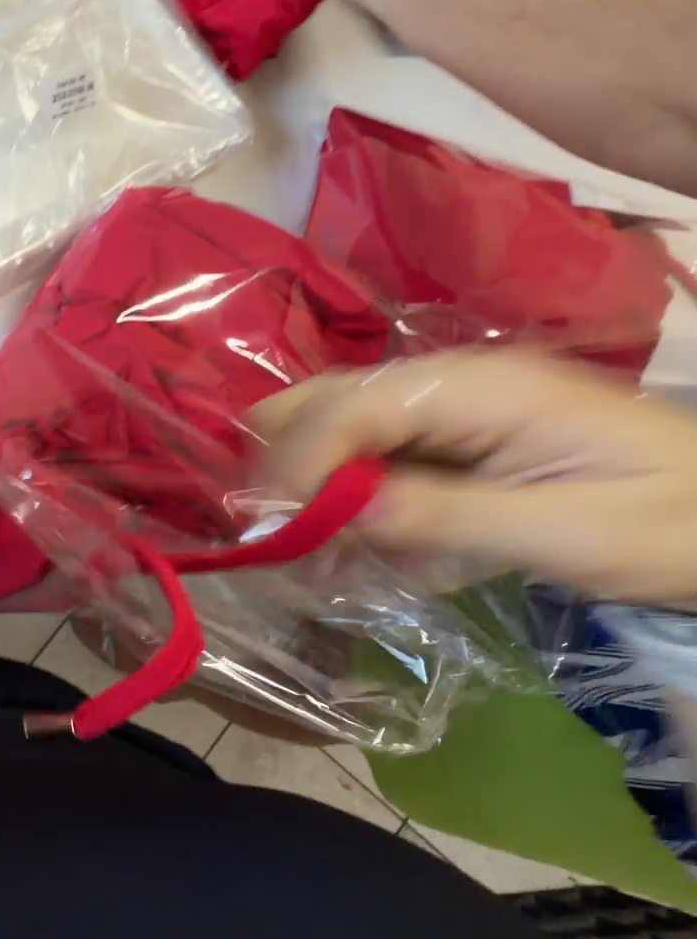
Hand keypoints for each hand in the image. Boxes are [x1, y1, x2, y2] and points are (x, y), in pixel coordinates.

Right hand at [252, 351, 696, 605]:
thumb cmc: (676, 529)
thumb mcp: (572, 533)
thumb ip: (446, 516)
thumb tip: (336, 513)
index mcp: (475, 389)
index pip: (345, 407)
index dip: (298, 464)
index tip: (283, 530)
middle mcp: (437, 383)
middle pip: (311, 404)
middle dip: (281, 470)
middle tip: (283, 538)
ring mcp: (430, 408)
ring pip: (316, 430)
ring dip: (298, 490)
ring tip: (309, 555)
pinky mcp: (429, 439)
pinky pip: (348, 458)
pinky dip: (328, 503)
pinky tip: (342, 548)